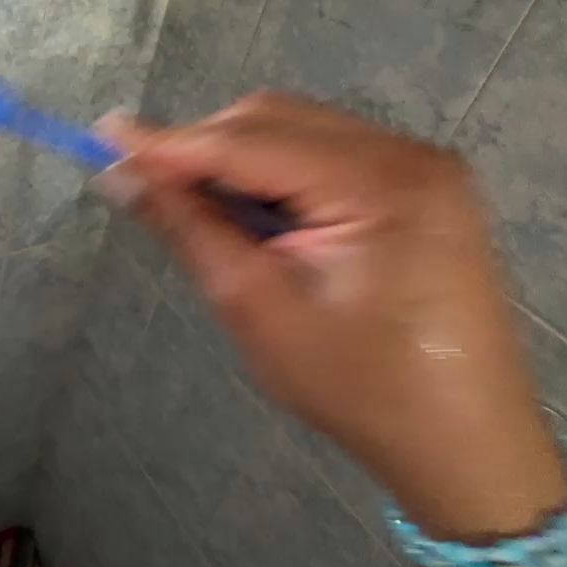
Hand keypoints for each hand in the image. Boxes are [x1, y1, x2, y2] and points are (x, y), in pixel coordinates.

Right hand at [94, 92, 566, 538]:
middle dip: (200, 146)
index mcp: (380, 183)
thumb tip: (118, 177)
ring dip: (230, 159)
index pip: (247, 143)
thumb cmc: (360, 387)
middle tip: (142, 185)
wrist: (465, 446)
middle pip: (272, 120)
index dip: (167, 141)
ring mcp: (419, 168)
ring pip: (292, 131)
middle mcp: (407, 154)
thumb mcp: (256, 307)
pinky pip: (319, 156)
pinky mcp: (415, 189)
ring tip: (191, 206)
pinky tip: (246, 214)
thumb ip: (187, 228)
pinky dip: (267, 173)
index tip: (102, 135)